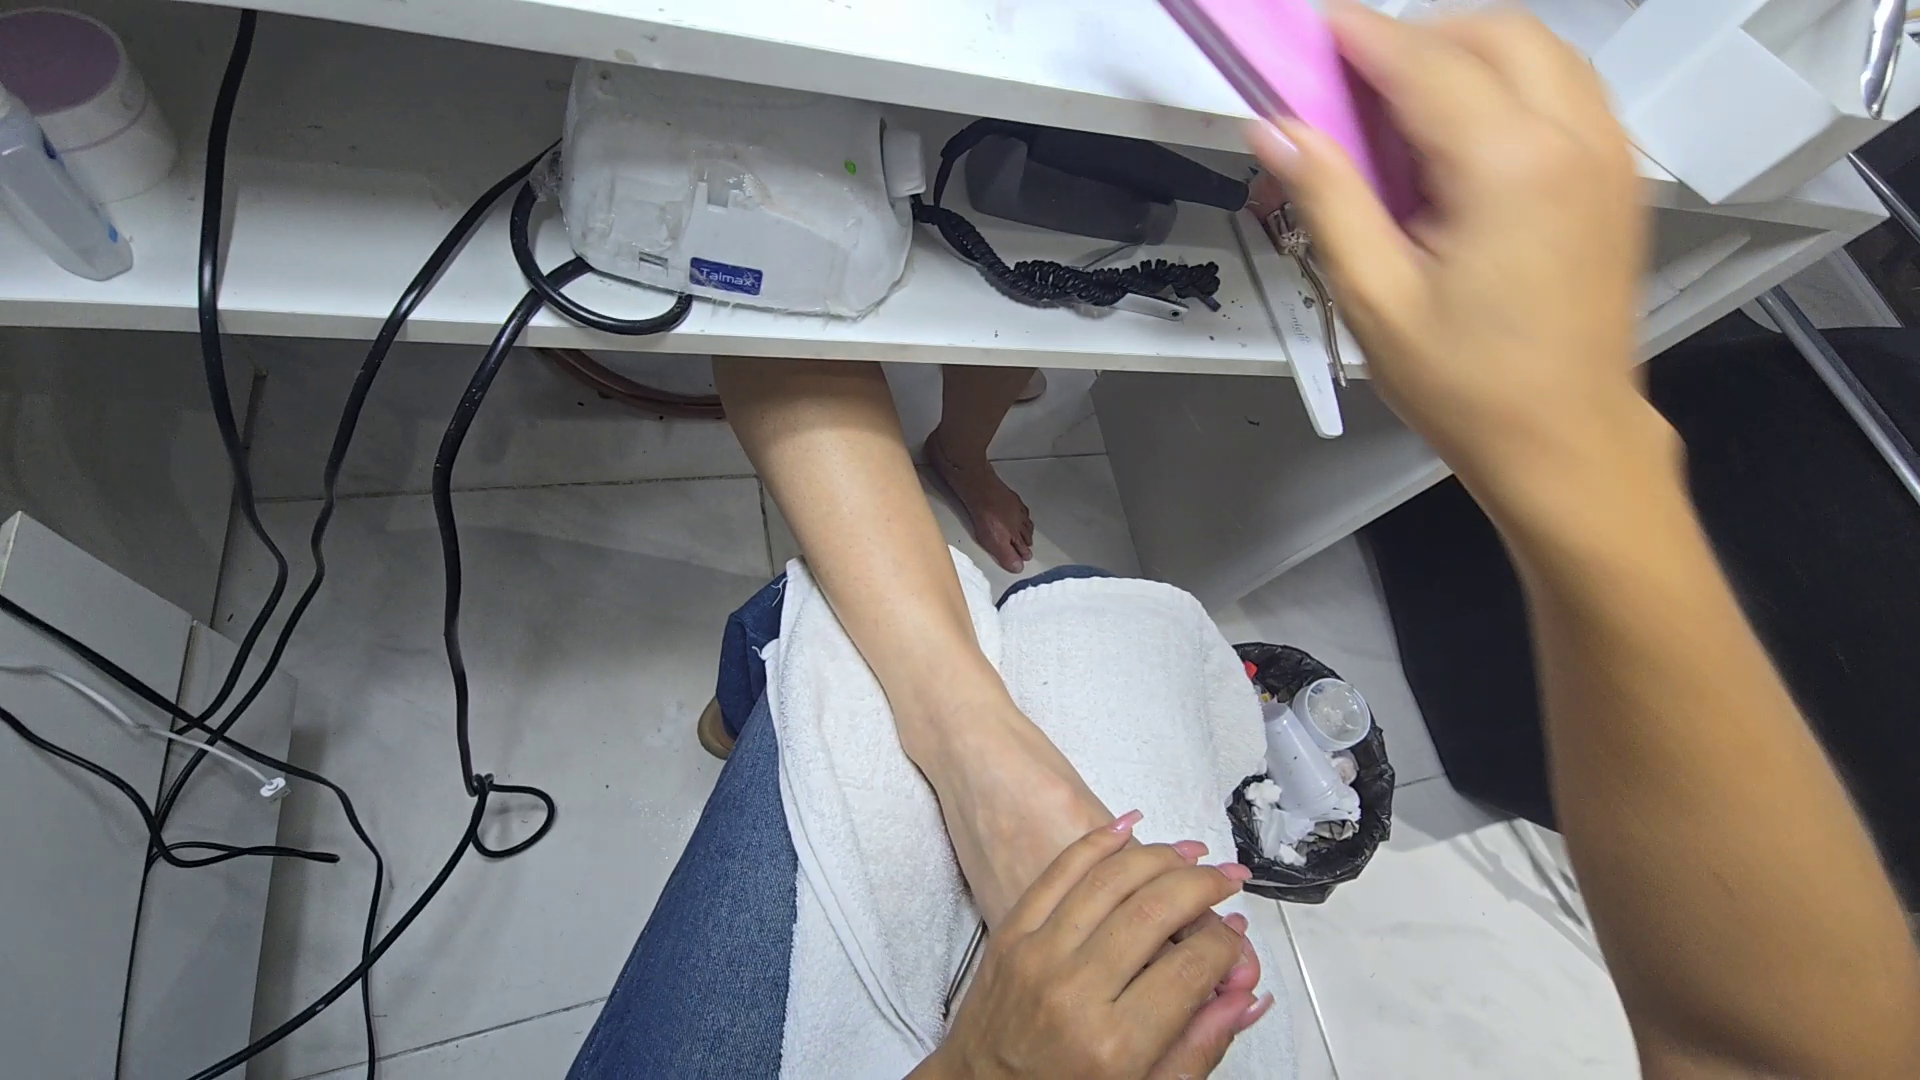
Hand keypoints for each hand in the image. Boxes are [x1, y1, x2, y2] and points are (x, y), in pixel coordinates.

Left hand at [918, 813, 1272, 1079]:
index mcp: (1114, 1045)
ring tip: (1193, 851)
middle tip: (1228, 877)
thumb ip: (1199, 1046)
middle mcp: (1075, 990)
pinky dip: (1097, 841)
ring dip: (1159, 856)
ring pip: (1110, 880)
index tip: (1237, 935)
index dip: (1226, 945)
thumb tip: (1245, 992)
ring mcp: (1038, 951)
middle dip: (1202, 885)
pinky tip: (1129, 827)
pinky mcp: (1012, 929)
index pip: (1190, 970)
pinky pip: (1060, 870)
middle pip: (1154, 911)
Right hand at [1248, 3, 1667, 517]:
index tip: (1311, 28)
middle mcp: (1574, 138)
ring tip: (1390, 117)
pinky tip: (1451, 144)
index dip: (1357, 38)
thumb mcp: (1374, 296)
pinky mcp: (1611, 176)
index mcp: (1509, 168)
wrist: (1560, 435)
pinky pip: (1558, 90)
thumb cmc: (1466, 384)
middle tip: (1343, 87)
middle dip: (1410, 40)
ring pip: (1533, 50)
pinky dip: (1500, 86)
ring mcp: (1606, 153)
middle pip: (1489, 32)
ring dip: (1457, 57)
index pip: (1423, 63)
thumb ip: (1328, 200)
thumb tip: (1277, 133)